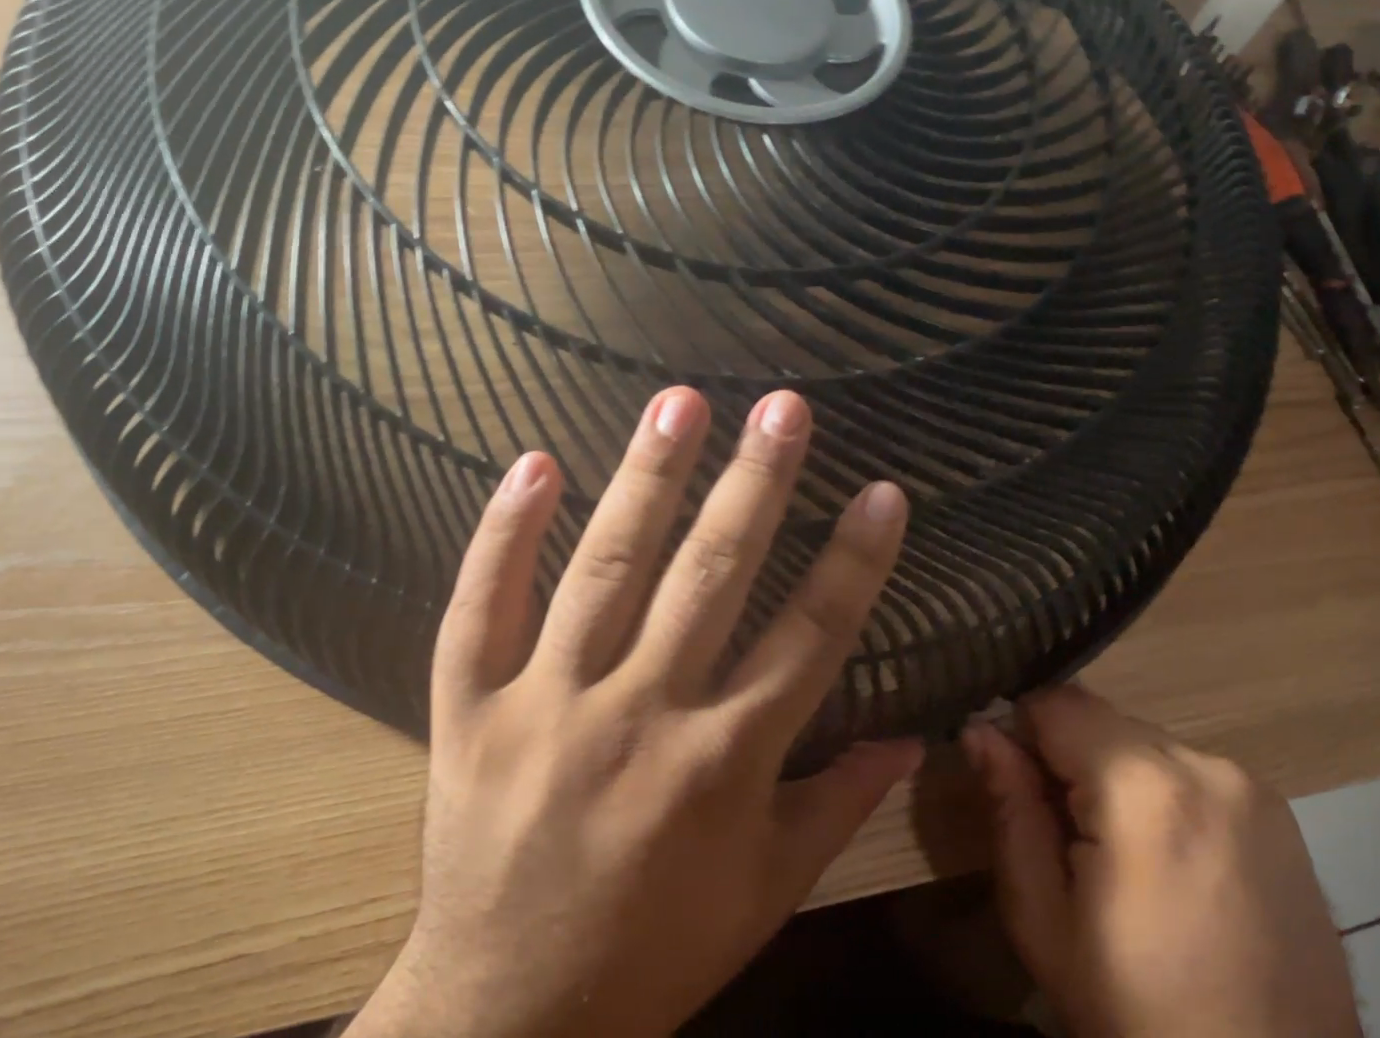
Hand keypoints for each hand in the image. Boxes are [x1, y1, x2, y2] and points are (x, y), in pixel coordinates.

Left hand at [348, 388, 922, 1037]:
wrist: (513, 1013)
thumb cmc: (658, 949)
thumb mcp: (767, 892)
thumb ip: (838, 806)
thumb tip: (909, 739)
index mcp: (725, 761)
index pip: (810, 635)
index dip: (854, 559)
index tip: (883, 491)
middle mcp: (641, 713)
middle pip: (711, 575)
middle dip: (756, 483)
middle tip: (784, 406)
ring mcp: (547, 703)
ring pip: (603, 569)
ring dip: (646, 478)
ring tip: (676, 402)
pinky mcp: (470, 710)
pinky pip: (481, 607)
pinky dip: (505, 534)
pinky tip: (535, 463)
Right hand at [963, 686, 1358, 1037]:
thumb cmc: (1135, 1007)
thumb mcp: (1043, 918)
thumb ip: (1010, 808)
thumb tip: (979, 731)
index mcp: (1143, 787)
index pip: (1057, 702)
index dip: (1022, 735)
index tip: (1016, 790)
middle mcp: (1207, 764)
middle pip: (1105, 722)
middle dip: (1070, 760)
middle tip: (1064, 840)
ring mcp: (1254, 787)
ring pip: (1148, 745)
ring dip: (1117, 778)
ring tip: (1120, 862)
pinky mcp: (1283, 813)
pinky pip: (1193, 774)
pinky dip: (1164, 796)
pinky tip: (1170, 867)